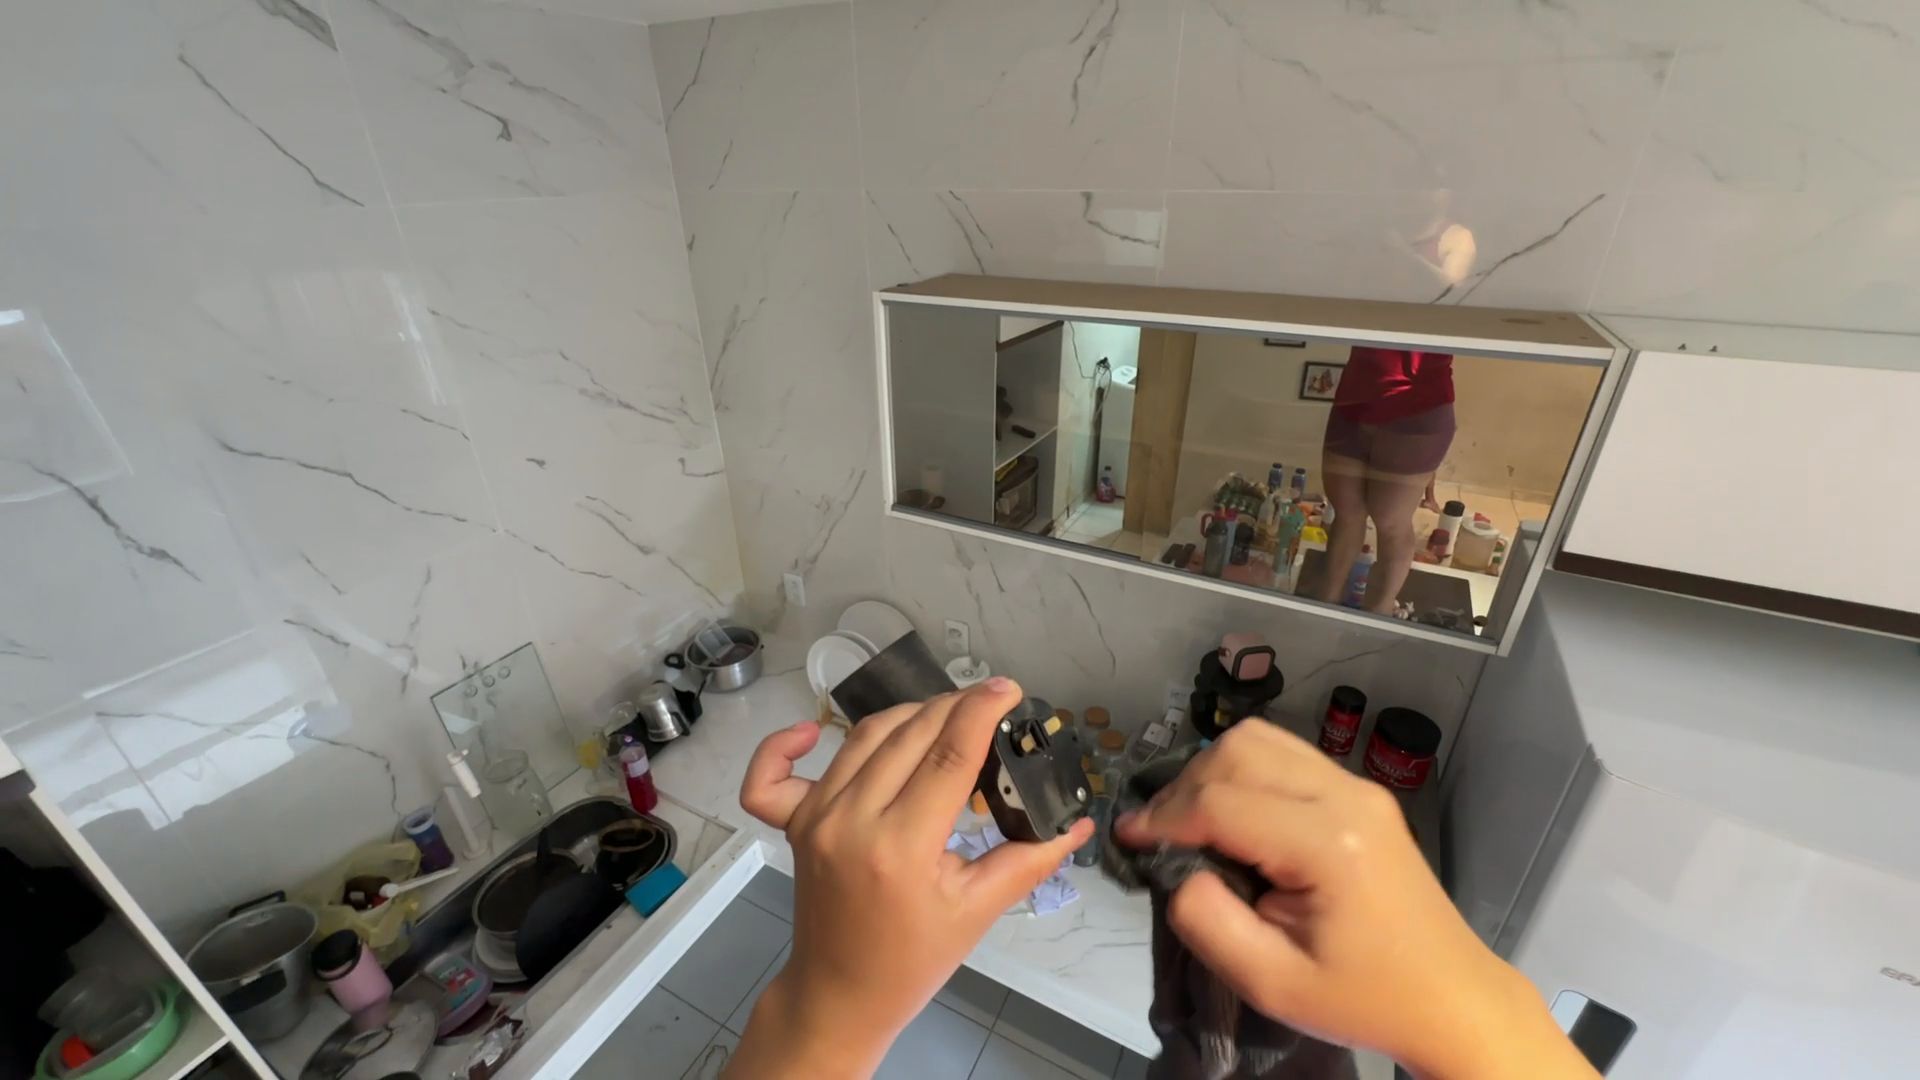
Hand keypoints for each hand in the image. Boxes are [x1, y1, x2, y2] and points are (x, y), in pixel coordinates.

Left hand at [730, 678, 1093, 1077]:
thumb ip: (1030, 860)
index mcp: (902, 848)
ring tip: (945, 715)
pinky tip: (810, 732)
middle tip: (988, 702)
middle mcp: (851, 821)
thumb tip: (1077, 823)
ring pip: (864, 736)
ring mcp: (815, 817)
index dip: (981, 713)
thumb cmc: (912, 959)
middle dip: (955, 706)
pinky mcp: (793, 820)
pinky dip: (784, 745)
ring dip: (908, 714)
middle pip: (910, 735)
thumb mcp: (977, 913)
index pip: (948, 755)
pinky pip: (770, 775)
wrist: (839, 994)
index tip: (1007, 689)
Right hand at [1113, 721, 1597, 1079]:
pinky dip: (1240, 768)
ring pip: (1255, 739)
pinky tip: (1233, 808)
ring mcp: (1354, 783)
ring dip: (1210, 771)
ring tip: (1193, 818)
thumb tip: (1170, 865)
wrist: (1453, 1000)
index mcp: (1329, 845)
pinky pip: (1279, 750)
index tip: (1127, 838)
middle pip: (1236, 753)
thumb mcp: (1271, 984)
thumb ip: (1205, 919)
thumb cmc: (1362, 998)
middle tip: (1161, 832)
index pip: (1221, 804)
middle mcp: (1344, 795)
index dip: (1163, 818)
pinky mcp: (1355, 785)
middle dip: (1184, 788)